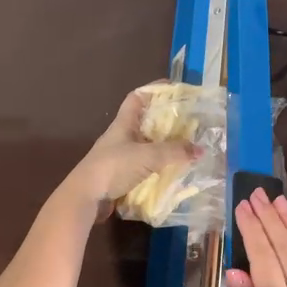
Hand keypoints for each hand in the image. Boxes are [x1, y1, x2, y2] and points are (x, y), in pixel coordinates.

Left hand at [65, 85, 200, 217]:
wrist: (86, 197)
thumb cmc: (113, 167)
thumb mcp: (148, 156)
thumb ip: (174, 152)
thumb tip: (200, 150)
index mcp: (123, 124)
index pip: (136, 98)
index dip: (153, 90)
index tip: (174, 89)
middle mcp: (120, 138)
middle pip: (144, 124)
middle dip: (165, 123)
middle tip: (188, 124)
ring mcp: (118, 158)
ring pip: (144, 147)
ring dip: (162, 148)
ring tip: (185, 149)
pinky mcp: (119, 177)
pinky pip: (142, 168)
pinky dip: (156, 169)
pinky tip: (171, 173)